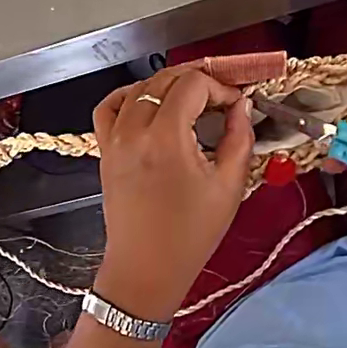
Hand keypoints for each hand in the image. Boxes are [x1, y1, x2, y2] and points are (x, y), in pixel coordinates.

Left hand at [92, 67, 254, 320]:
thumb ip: (239, 137)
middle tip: (220, 102)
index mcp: (166, 137)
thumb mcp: (228, 186)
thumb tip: (242, 106)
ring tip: (191, 105)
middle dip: (198, 82)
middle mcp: (134, 130)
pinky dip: (128, 97)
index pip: (193, 83)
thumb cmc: (190, 234)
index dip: (220, 87)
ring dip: (167, 87)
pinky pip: (108, 107)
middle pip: (165, 79)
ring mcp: (114, 139)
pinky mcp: (104, 150)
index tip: (234, 104)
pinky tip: (148, 105)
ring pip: (139, 88)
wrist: (146, 268)